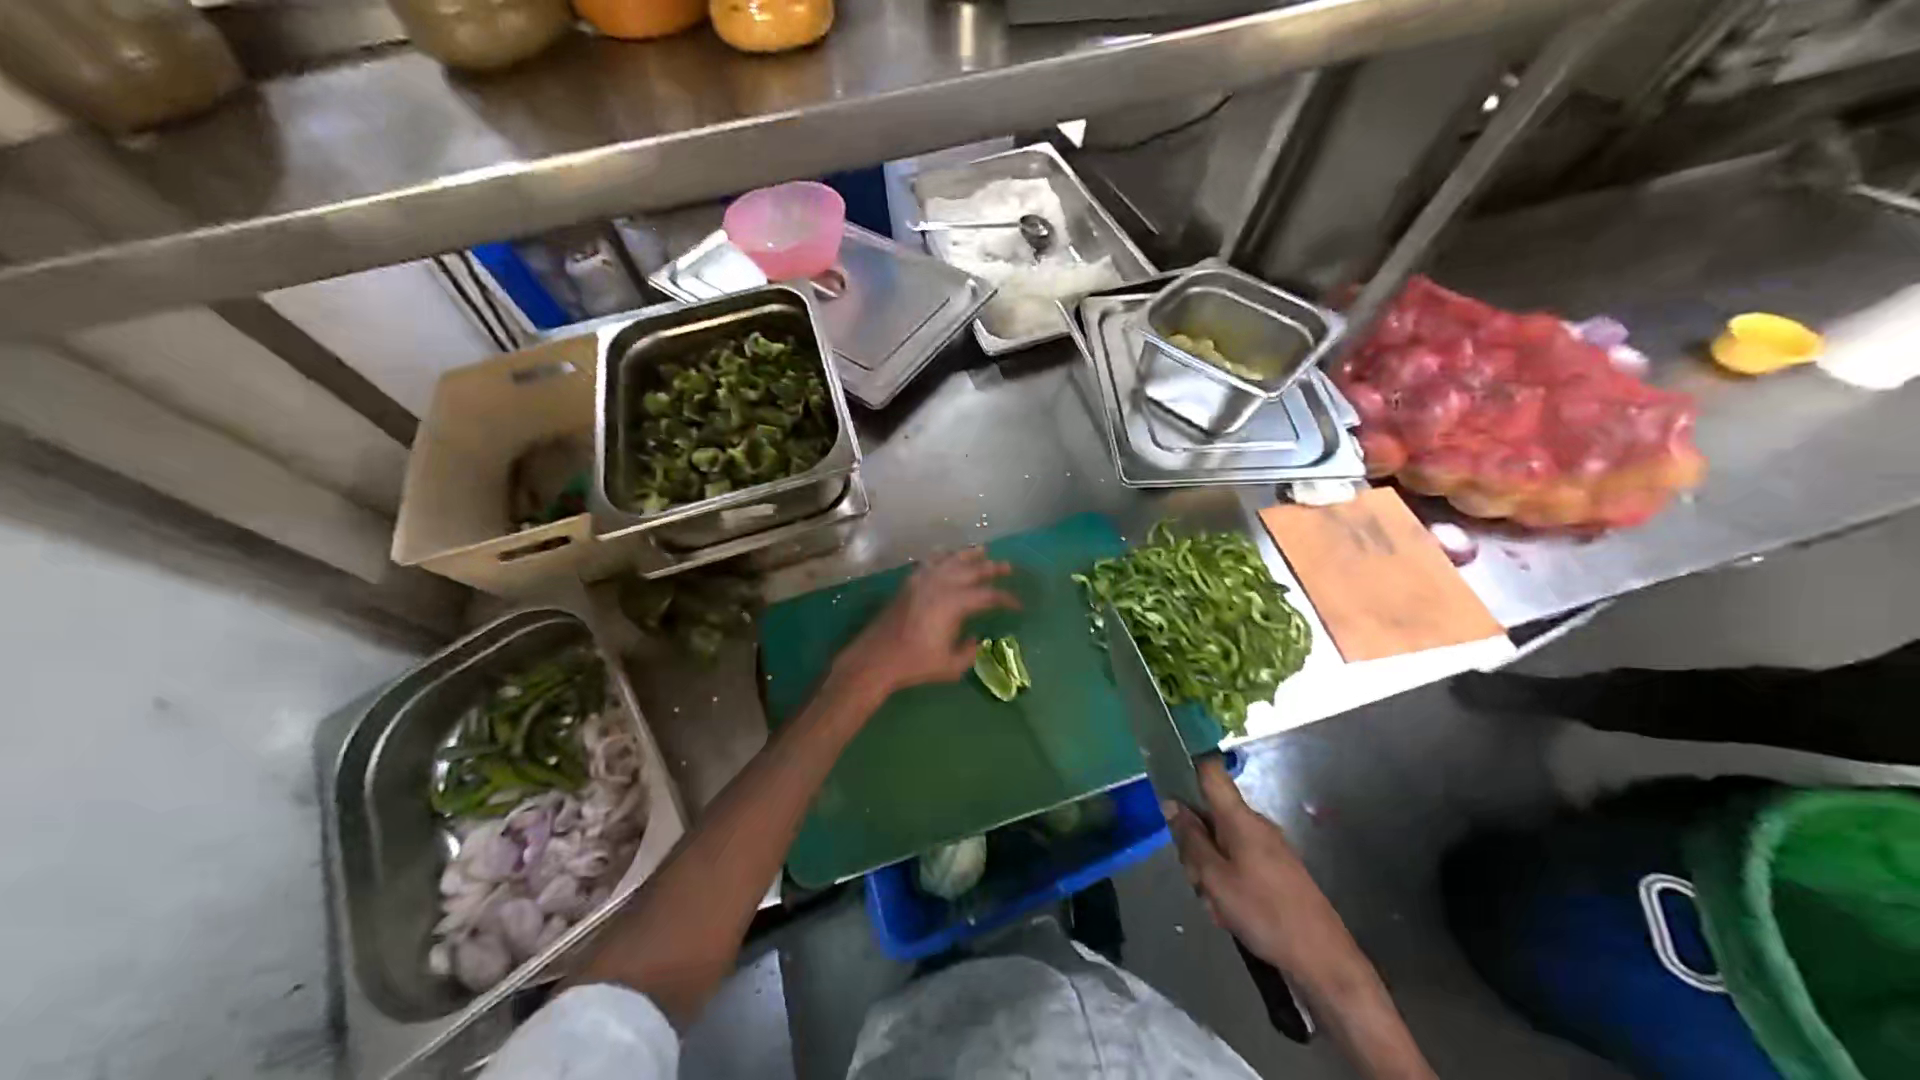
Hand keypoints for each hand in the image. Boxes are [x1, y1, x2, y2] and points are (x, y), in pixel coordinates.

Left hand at [832, 548, 1019, 701]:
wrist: (876, 658)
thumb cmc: (915, 664)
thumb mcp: (951, 665)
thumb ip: (970, 651)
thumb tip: (976, 639)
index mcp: (955, 603)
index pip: (988, 595)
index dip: (1006, 599)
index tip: (1018, 605)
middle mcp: (940, 585)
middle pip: (972, 570)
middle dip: (992, 568)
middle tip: (1007, 566)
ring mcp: (922, 580)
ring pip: (950, 560)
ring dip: (968, 555)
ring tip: (982, 550)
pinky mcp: (908, 583)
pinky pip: (930, 562)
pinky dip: (943, 556)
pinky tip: (947, 556)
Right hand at [1166, 758, 1357, 989]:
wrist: (1322, 958)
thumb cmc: (1264, 913)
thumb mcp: (1214, 878)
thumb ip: (1191, 839)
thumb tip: (1172, 804)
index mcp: (1240, 818)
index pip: (1210, 773)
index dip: (1187, 768)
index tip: (1165, 781)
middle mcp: (1255, 825)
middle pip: (1210, 816)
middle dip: (1194, 843)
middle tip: (1196, 878)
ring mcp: (1267, 847)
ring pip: (1220, 844)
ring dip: (1209, 870)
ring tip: (1217, 904)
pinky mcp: (1275, 869)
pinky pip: (1237, 862)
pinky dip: (1227, 882)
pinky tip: (1230, 913)